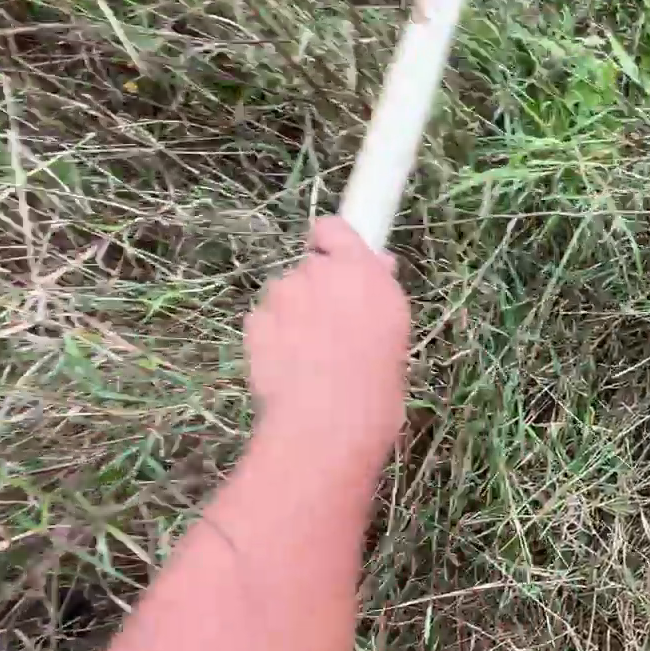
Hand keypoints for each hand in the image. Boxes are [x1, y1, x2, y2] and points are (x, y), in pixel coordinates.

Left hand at [244, 216, 411, 469]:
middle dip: (319, 287)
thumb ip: (380, 293)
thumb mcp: (395, 333)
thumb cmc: (378, 382)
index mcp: (360, 272)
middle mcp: (316, 274)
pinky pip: (266, 321)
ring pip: (286, 295)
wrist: (329, 422)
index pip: (334, 228)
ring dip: (296, 314)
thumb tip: (379, 265)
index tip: (345, 265)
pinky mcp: (253, 323)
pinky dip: (276, 336)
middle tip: (338, 325)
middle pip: (311, 266)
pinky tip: (294, 366)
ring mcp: (280, 298)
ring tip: (316, 355)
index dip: (335, 244)